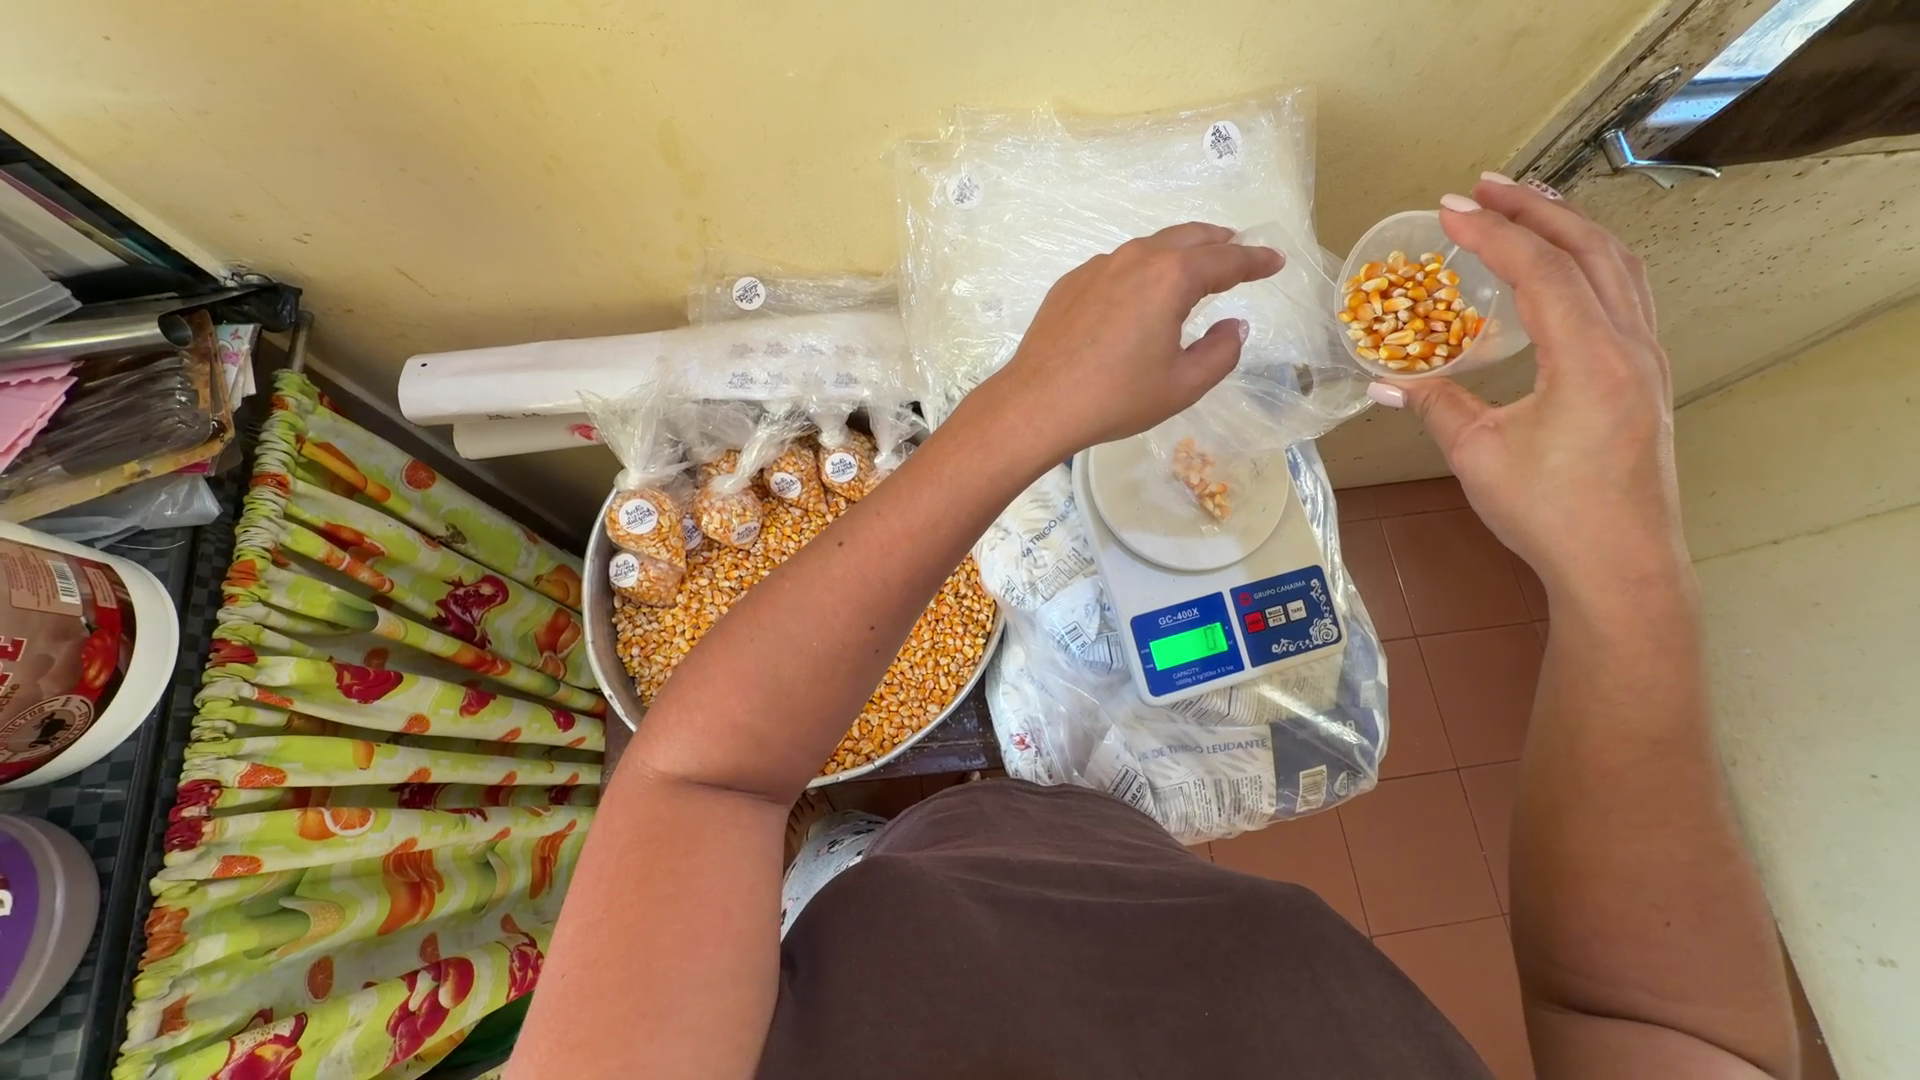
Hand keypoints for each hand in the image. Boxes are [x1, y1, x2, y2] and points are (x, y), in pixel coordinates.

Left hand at [971, 222, 1282, 460]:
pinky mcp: (1070, 284)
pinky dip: (1139, 270)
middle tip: (1238, 250)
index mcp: (1171, 277)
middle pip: (1187, 238)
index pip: (1226, 260)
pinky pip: (1116, 266)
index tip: (1275, 262)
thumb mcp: (1182, 385)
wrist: (1037, 404)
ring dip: (1177, 252)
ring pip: (1148, 248)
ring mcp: (1097, 268)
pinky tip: (1138, 292)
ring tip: (1192, 265)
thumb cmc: (1115, 398)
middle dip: (1218, 242)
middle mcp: (1135, 259)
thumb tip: (1235, 327)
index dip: (1255, 260)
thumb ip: (1220, 353)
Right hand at [1381, 177, 1689, 604]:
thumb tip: (1383, 384)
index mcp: (1591, 359)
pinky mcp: (1644, 377)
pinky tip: (1560, 271)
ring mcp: (1646, 359)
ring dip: (1570, 230)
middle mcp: (1630, 345)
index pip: (1542, 272)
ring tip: (1524, 210)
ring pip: (1619, 267)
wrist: (1619, 564)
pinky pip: (1624, 295)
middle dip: (1537, 210)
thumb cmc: (1548, 511)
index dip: (1493, 234)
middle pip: (1592, 250)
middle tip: (1486, 187)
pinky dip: (1589, 265)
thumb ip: (1436, 406)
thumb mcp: (1477, 454)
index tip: (1449, 209)